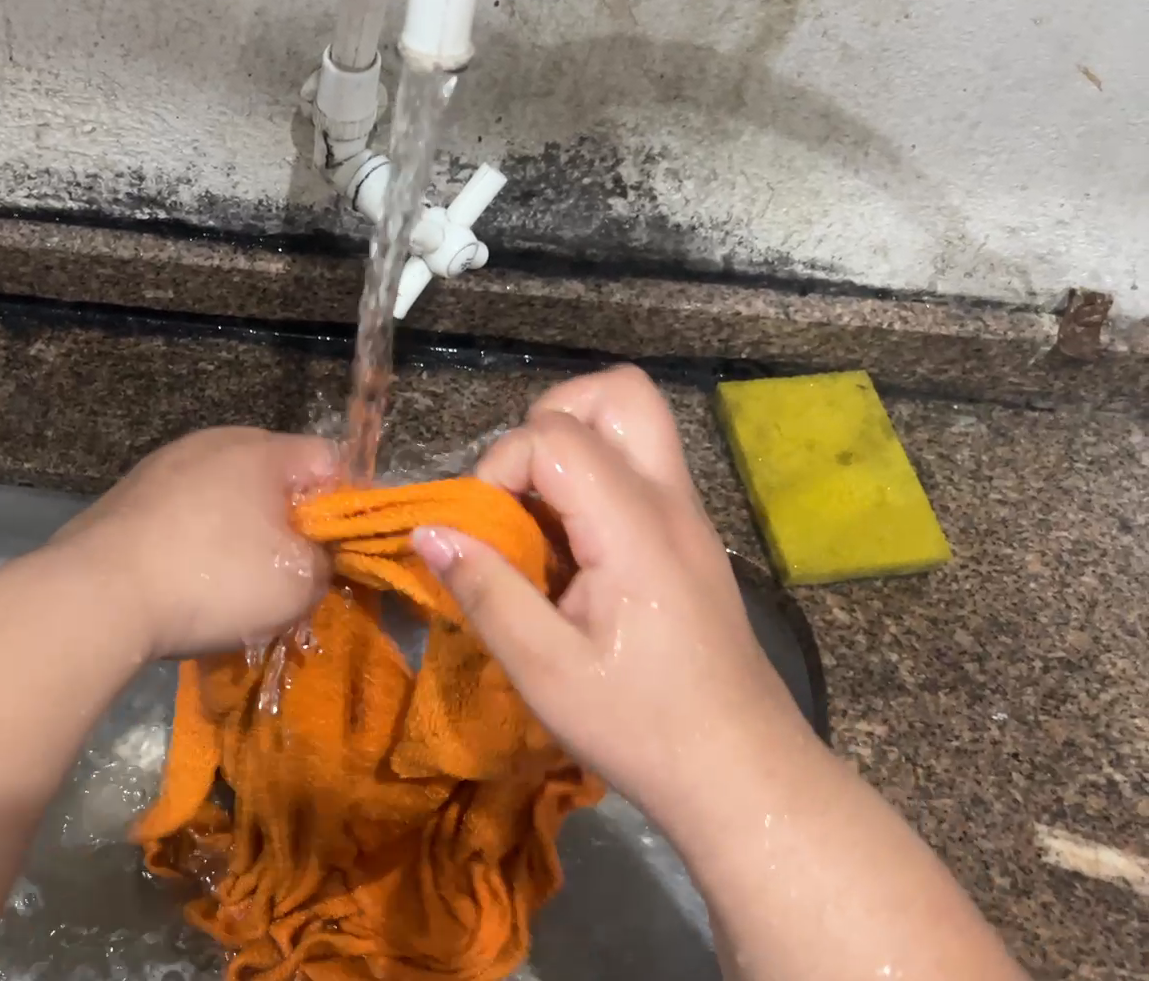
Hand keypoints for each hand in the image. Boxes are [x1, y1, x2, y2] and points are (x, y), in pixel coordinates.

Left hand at [52, 427, 336, 658]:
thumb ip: (325, 560)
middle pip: (272, 473)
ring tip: (230, 580)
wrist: (98, 593)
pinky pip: (182, 510)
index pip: (327, 459)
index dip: (342, 505)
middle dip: (286, 518)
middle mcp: (212, 441)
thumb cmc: (211, 579)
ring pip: (223, 492)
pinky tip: (184, 577)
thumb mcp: (296, 583)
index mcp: (260, 449)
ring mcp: (163, 464)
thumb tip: (316, 553)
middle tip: (285, 569)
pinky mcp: (128, 493)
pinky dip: (193, 537)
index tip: (332, 551)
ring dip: (237, 529)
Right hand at [409, 366, 815, 825]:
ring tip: (533, 512)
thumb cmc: (641, 726)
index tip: (484, 533)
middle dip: (547, 419)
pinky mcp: (683, 537)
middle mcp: (669, 503)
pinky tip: (562, 546)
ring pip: (631, 421)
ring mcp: (684, 516)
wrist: (745, 777)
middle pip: (618, 393)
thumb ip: (483, 588)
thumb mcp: (543, 669)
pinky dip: (584, 478)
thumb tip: (425, 530)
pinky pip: (632, 466)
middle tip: (515, 487)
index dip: (500, 467)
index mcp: (635, 528)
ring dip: (567, 444)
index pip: (556, 436)